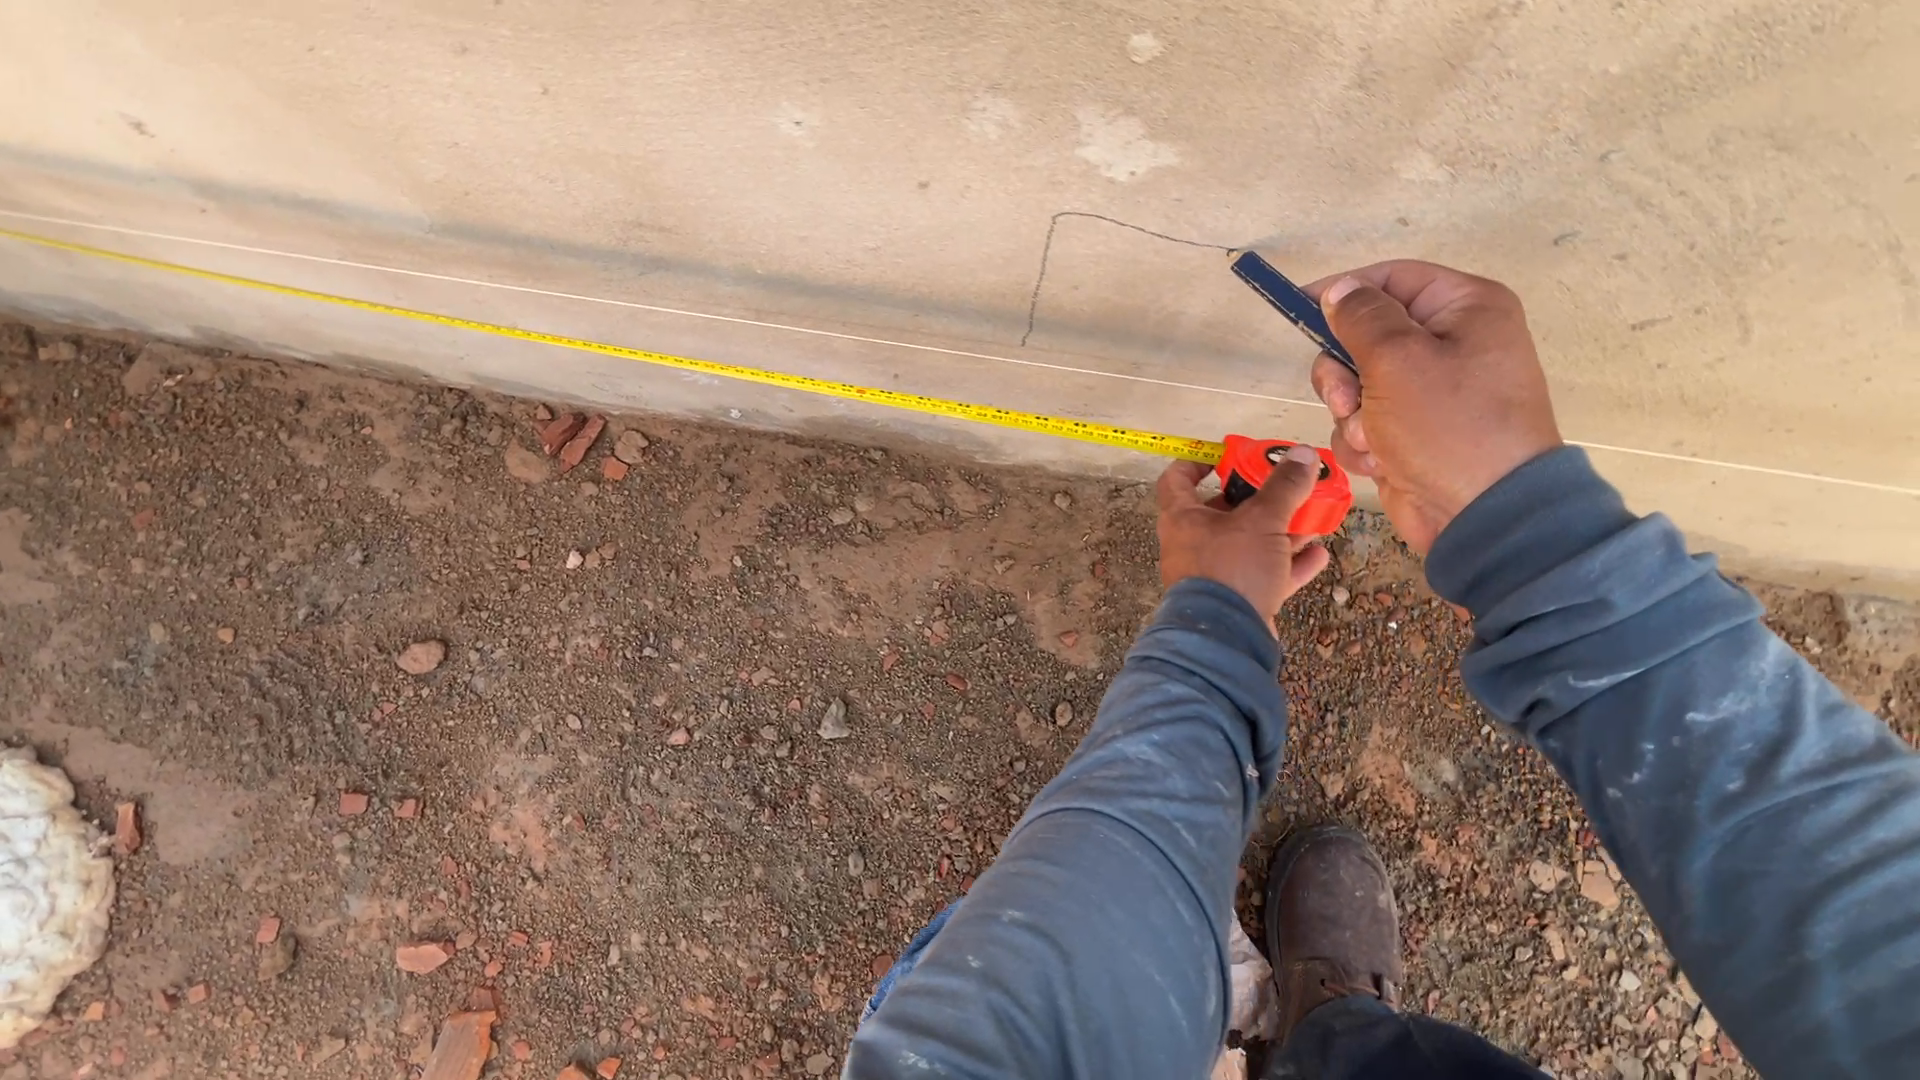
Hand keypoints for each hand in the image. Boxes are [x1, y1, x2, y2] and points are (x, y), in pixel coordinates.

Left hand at [1156, 446, 1331, 631]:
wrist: (1227, 638)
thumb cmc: (1232, 568)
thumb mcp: (1262, 520)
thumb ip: (1283, 487)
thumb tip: (1303, 455)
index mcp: (1182, 519)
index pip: (1176, 479)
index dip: (1197, 462)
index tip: (1226, 456)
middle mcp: (1190, 545)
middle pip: (1220, 513)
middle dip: (1256, 501)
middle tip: (1282, 489)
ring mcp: (1212, 575)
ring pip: (1246, 545)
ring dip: (1278, 532)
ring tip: (1310, 520)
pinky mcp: (1234, 600)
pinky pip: (1261, 575)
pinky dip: (1287, 565)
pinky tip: (1318, 556)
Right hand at [1304, 261, 1562, 553]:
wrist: (1481, 512)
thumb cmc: (1447, 425)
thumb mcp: (1397, 359)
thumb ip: (1361, 317)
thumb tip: (1340, 290)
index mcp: (1463, 309)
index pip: (1390, 279)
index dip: (1344, 291)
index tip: (1300, 307)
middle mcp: (1448, 344)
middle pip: (1362, 337)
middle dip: (1343, 373)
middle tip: (1349, 397)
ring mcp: (1427, 392)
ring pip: (1353, 385)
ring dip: (1350, 414)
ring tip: (1374, 437)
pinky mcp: (1409, 431)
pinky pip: (1362, 423)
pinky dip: (1362, 442)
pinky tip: (1383, 460)